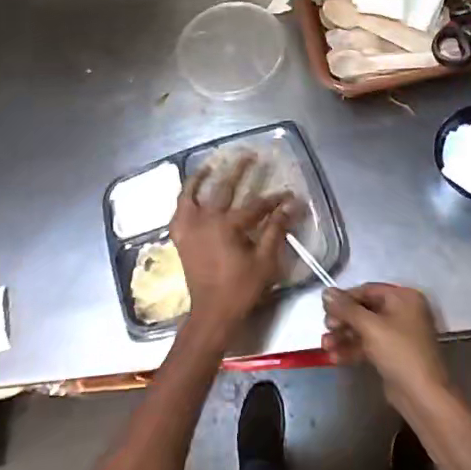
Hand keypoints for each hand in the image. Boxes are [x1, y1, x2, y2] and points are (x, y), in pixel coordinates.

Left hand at [169, 154, 295, 328]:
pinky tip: (191, 194)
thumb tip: (291, 206)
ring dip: (202, 177)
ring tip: (210, 164)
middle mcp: (205, 220)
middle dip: (240, 171)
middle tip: (250, 156)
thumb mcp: (265, 261)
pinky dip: (185, 198)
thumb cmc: (242, 289)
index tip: (288, 194)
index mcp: (228, 226)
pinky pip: (179, 210)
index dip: (274, 199)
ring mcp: (189, 228)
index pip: (256, 206)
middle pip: (223, 188)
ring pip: (192, 194)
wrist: (212, 313)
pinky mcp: (181, 238)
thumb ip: (276, 230)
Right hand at [321, 283, 449, 405]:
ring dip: (343, 336)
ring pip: (364, 329)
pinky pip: (368, 345)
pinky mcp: (392, 353)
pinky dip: (352, 349)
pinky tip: (334, 358)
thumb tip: (326, 291)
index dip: (344, 299)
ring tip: (325, 347)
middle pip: (364, 310)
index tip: (324, 309)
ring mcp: (397, 333)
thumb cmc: (399, 352)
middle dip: (342, 320)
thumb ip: (346, 308)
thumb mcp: (370, 327)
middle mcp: (402, 311)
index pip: (367, 290)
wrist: (422, 394)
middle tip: (326, 329)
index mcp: (404, 297)